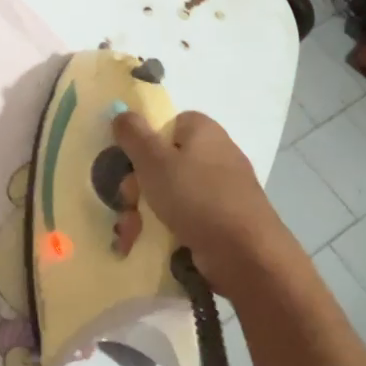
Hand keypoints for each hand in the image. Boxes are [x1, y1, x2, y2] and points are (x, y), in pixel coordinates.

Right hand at [112, 111, 300, 285]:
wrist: (244, 253)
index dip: (144, 140)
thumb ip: (133, 134)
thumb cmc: (196, 197)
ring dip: (141, 212)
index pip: (167, 123)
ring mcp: (219, 189)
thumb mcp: (154, 161)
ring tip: (130, 233)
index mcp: (202, 131)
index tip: (128, 161)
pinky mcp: (220, 219)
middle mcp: (214, 155)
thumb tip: (121, 112)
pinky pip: (182, 217)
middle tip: (127, 202)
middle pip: (162, 161)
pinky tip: (140, 243)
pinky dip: (161, 228)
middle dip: (136, 186)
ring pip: (167, 193)